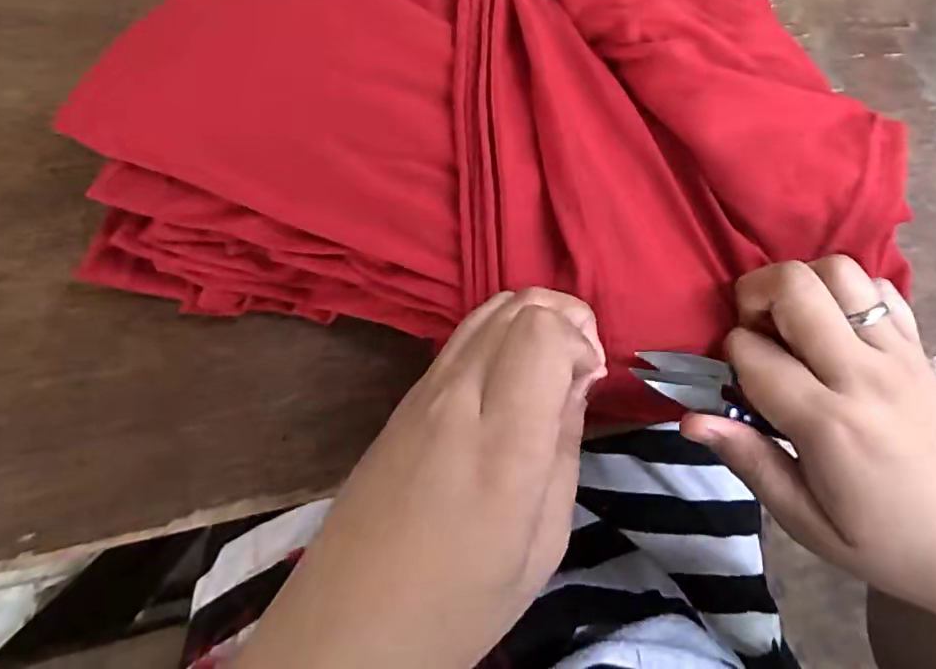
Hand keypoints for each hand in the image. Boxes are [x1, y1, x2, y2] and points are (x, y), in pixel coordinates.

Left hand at [235, 288, 605, 668]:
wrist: (346, 630)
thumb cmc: (460, 604)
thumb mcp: (543, 543)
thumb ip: (565, 445)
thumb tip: (580, 378)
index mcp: (501, 445)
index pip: (541, 331)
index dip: (579, 340)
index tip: (589, 380)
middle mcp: (458, 398)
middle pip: (520, 305)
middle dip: (566, 318)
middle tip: (579, 367)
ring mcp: (424, 390)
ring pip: (490, 308)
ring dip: (533, 318)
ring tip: (548, 365)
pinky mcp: (404, 395)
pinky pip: (464, 334)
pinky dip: (502, 331)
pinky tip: (509, 378)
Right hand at [680, 259, 935, 662]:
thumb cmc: (880, 541)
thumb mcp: (804, 519)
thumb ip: (747, 459)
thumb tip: (690, 418)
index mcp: (830, 424)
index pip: (755, 352)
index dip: (731, 355)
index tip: (737, 379)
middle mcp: (864, 375)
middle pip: (795, 286)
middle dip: (755, 293)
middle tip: (755, 328)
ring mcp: (899, 353)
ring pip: (839, 270)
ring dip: (802, 282)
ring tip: (795, 320)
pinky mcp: (920, 346)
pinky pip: (882, 286)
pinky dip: (850, 291)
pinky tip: (840, 327)